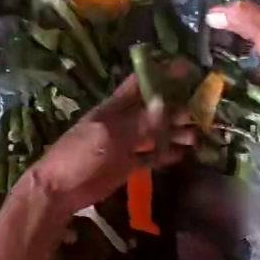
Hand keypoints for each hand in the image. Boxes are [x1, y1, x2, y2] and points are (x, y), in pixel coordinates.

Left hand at [26, 75, 194, 211]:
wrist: (58, 190)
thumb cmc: (79, 155)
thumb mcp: (110, 136)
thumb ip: (140, 122)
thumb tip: (167, 104)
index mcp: (115, 107)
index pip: (142, 82)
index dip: (162, 74)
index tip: (188, 69)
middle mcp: (124, 121)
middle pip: (155, 109)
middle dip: (177, 107)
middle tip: (201, 112)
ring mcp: (126, 143)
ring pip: (156, 133)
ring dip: (175, 132)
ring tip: (196, 137)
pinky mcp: (127, 165)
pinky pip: (151, 156)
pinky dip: (166, 154)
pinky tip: (183, 154)